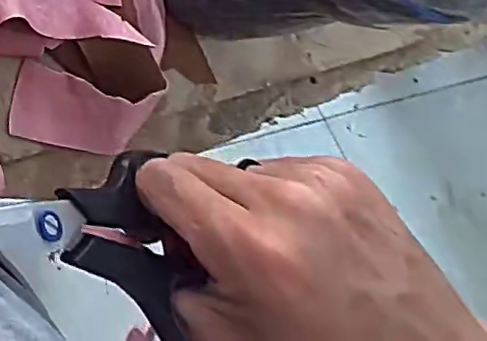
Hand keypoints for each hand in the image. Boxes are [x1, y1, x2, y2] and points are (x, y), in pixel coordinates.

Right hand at [136, 154, 486, 340]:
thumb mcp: (230, 339)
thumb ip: (174, 283)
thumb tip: (142, 238)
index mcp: (250, 244)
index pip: (162, 175)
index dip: (150, 199)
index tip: (158, 221)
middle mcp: (282, 197)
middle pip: (194, 163)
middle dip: (192, 200)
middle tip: (213, 243)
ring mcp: (317, 176)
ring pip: (237, 167)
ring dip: (237, 198)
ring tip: (271, 243)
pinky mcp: (344, 169)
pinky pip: (281, 167)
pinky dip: (280, 195)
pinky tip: (307, 234)